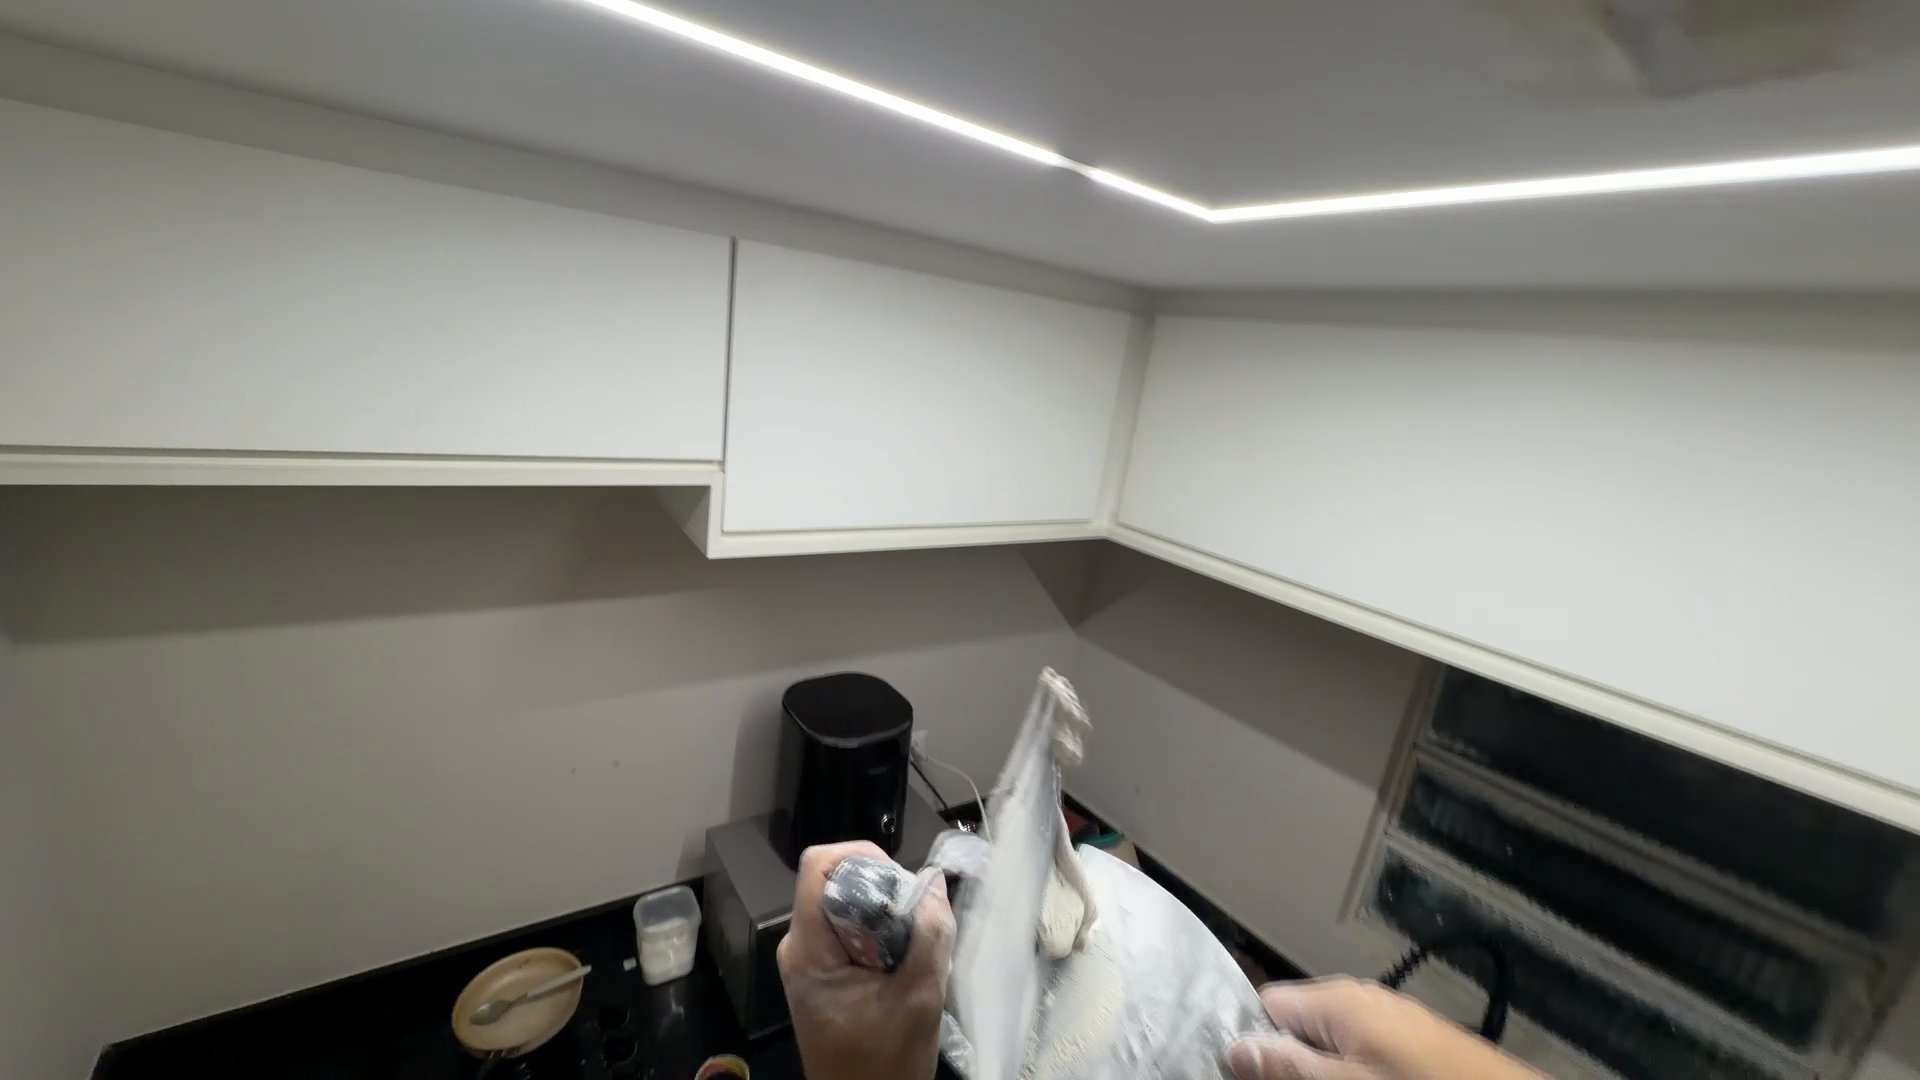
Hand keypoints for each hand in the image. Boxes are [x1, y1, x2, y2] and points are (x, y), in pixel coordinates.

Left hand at [779, 841, 954, 1079]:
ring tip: (912, 940)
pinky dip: (876, 929)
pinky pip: (846, 925)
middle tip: (915, 915)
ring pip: (844, 902)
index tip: (897, 877)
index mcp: (809, 950)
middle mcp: (799, 946)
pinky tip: (900, 958)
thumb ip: (930, 935)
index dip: (858, 853)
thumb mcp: (919, 998)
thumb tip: (935, 880)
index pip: (817, 866)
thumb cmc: (885, 1064)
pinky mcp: (820, 968)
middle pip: (834, 881)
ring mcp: (807, 958)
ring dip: (882, 911)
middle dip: (879, 886)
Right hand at [1228, 977, 1549, 1079]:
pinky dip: (1358, 1071)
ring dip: (1325, 1069)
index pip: (1266, 1003)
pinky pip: (1367, 1052)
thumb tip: (1232, 1047)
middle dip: (1293, 1062)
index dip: (1255, 1042)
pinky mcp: (1418, 1043)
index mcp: (1335, 999)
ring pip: (1334, 1042)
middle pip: (1299, 1024)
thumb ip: (1290, 1066)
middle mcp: (1358, 997)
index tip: (1253, 1079)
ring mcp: (1392, 1018)